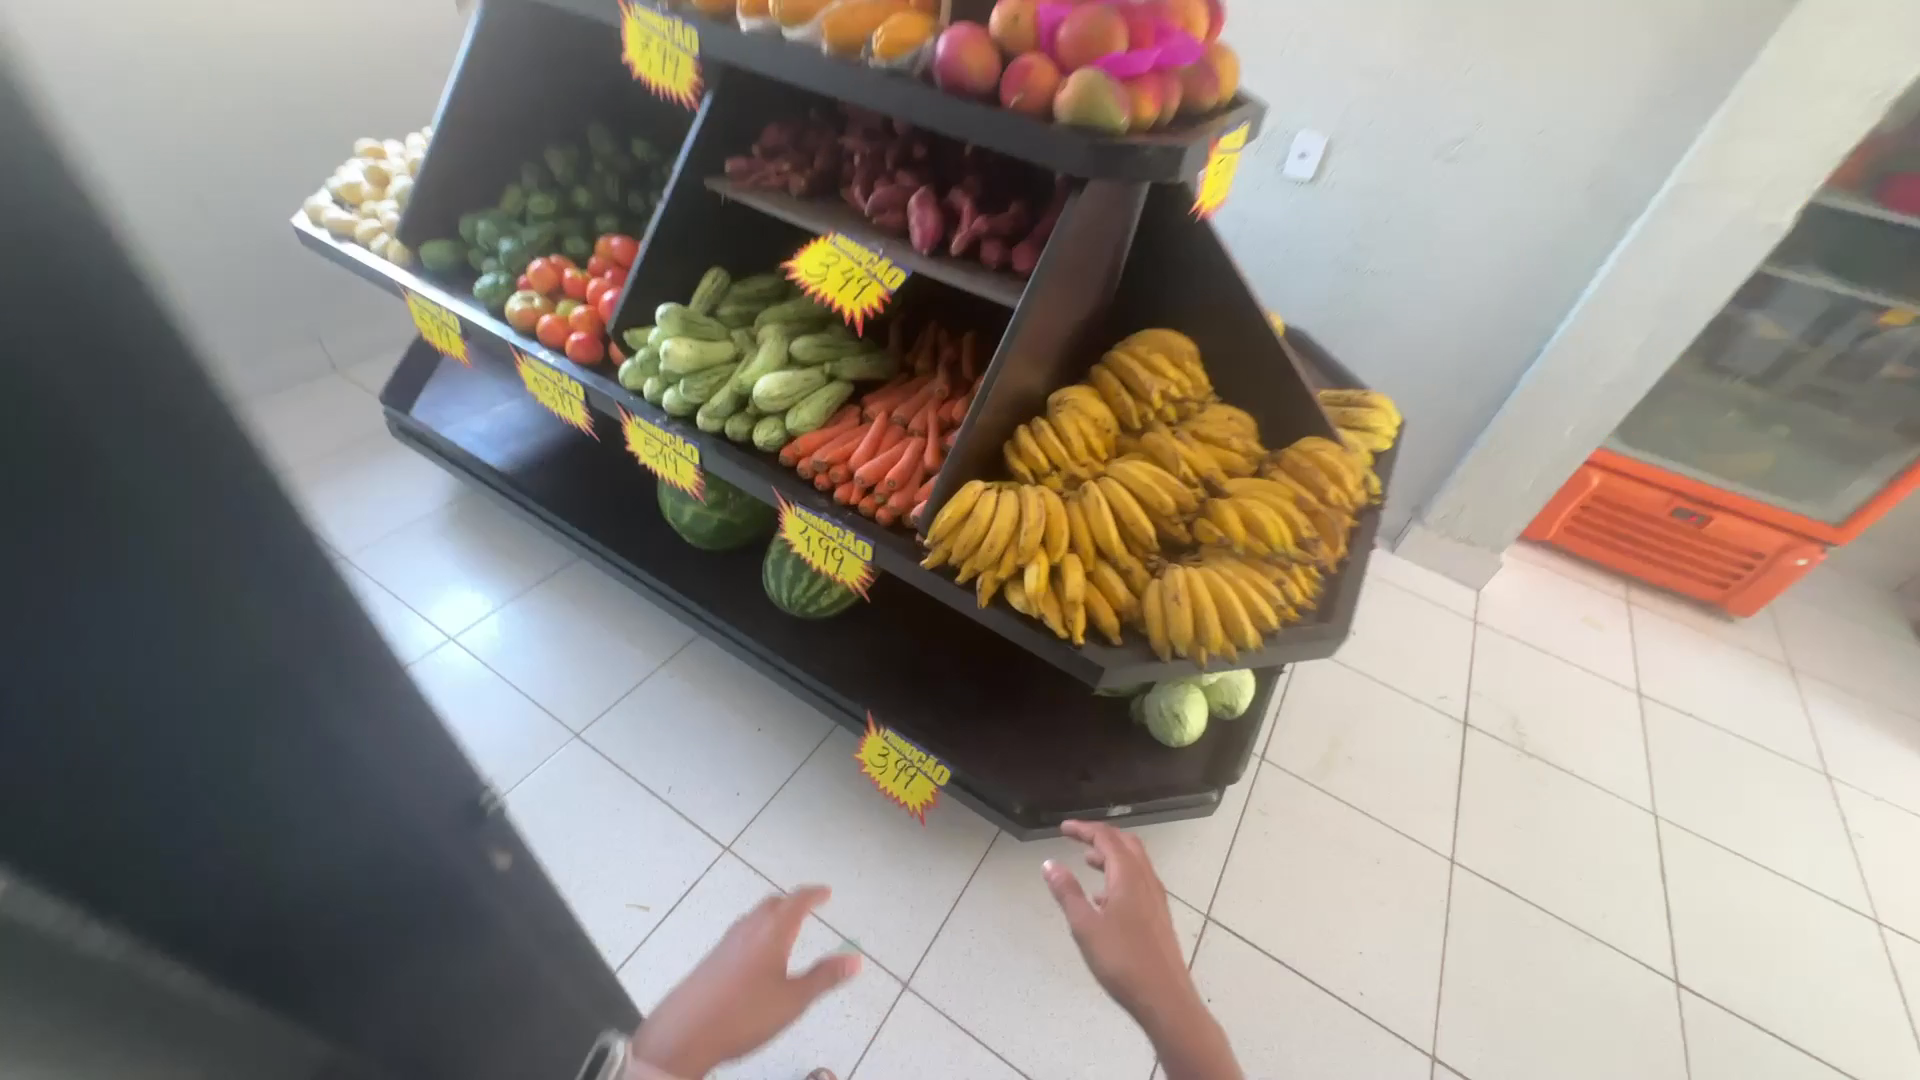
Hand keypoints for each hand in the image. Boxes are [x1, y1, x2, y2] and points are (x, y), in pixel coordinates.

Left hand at [628, 886, 859, 1077]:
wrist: (683, 1033)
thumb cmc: (745, 1015)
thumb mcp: (793, 1001)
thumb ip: (824, 978)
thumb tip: (856, 959)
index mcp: (773, 931)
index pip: (797, 901)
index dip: (814, 894)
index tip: (826, 893)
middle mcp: (750, 928)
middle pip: (774, 903)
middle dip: (792, 902)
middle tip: (807, 907)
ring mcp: (727, 941)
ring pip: (755, 917)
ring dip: (773, 915)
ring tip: (784, 928)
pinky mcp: (712, 958)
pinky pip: (742, 931)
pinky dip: (757, 930)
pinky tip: (755, 955)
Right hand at [1041, 820, 1198, 1023]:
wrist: (1166, 1000)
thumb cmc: (1123, 961)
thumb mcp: (1085, 926)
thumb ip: (1067, 892)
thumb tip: (1050, 863)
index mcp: (1128, 875)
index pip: (1106, 837)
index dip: (1084, 829)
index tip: (1063, 828)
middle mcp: (1146, 880)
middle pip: (1125, 843)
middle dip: (1100, 836)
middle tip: (1077, 838)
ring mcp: (1156, 898)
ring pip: (1134, 863)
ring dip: (1111, 856)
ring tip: (1087, 862)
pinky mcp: (1159, 916)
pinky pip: (1138, 881)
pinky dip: (1119, 876)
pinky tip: (1104, 899)